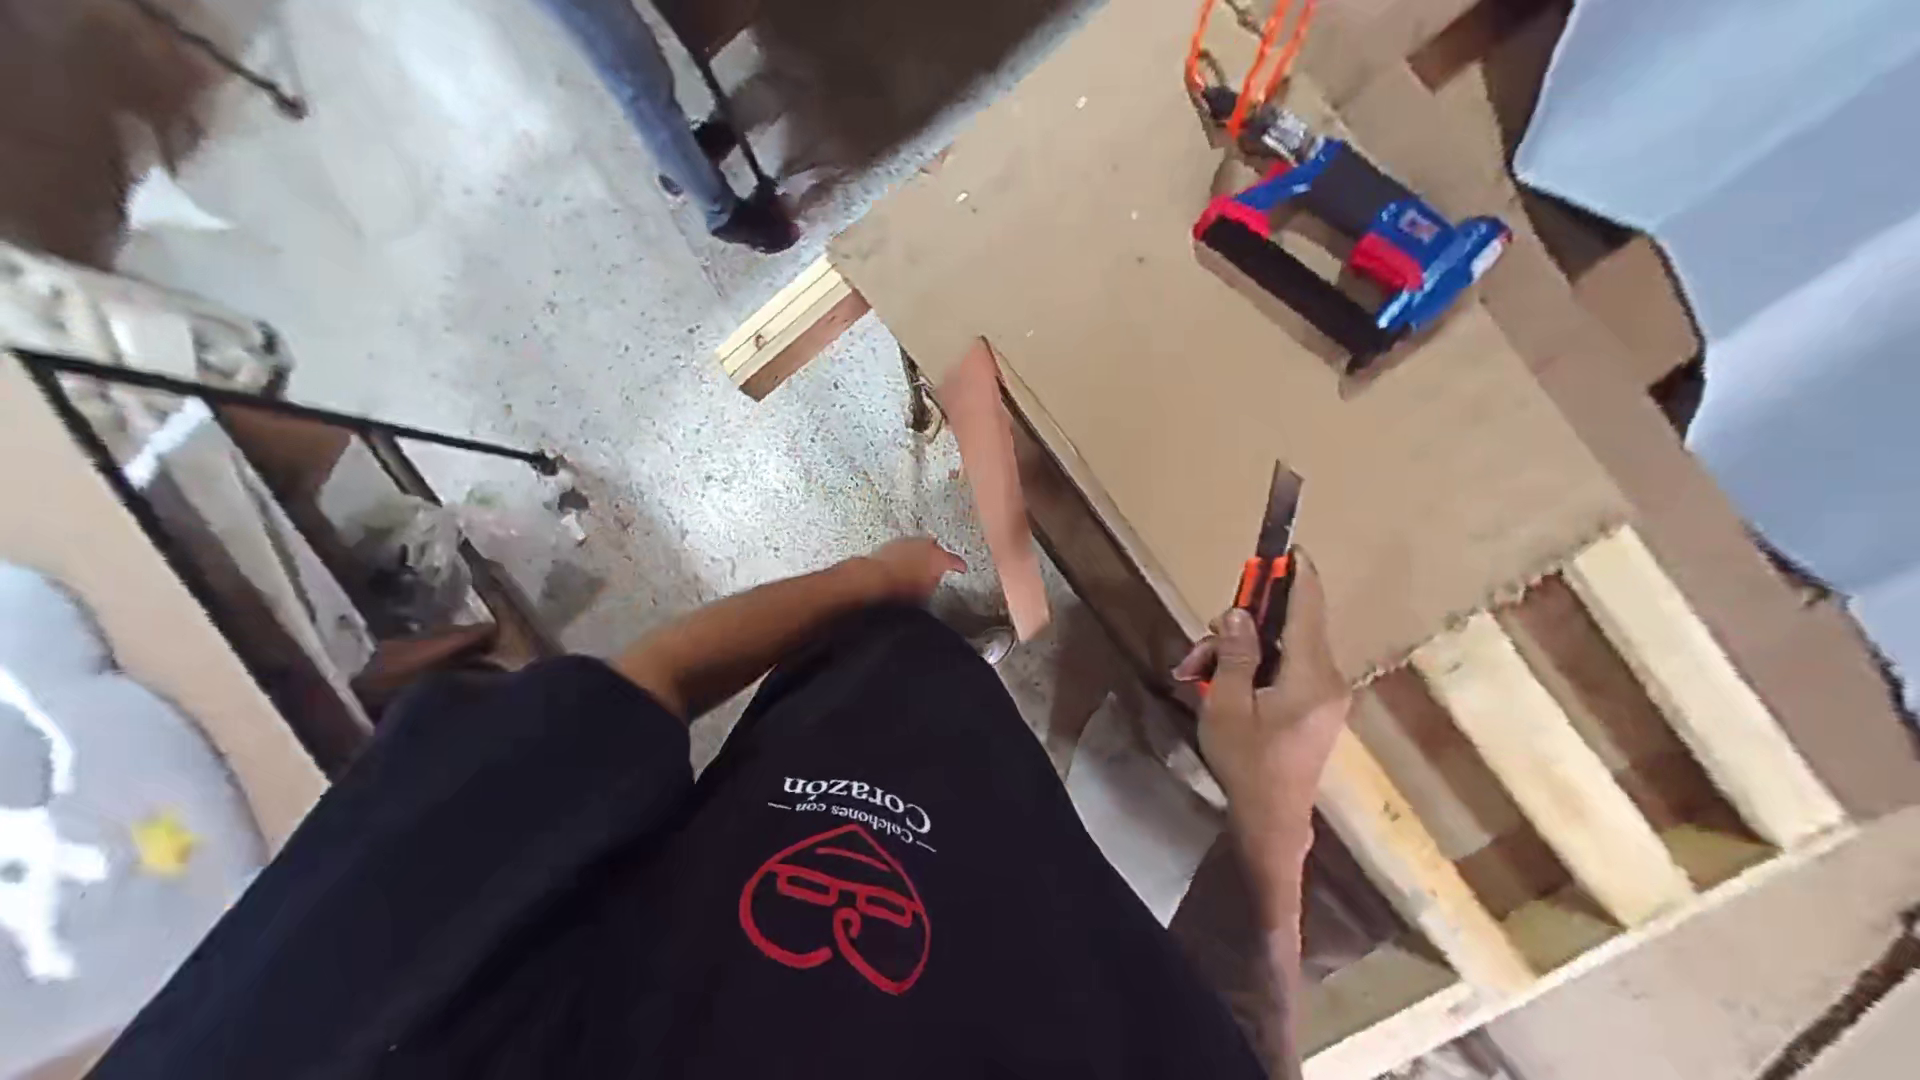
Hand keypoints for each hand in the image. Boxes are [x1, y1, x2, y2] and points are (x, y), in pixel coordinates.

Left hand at [857, 537, 965, 603]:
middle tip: (936, 567)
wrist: (877, 577)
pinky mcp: (894, 542)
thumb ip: (935, 580)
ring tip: (918, 565)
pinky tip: (903, 562)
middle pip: (937, 548)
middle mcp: (927, 545)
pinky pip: (905, 547)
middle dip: (937, 556)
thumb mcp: (927, 591)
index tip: (962, 568)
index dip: (960, 566)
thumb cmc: (903, 588)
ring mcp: (910, 541)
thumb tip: (935, 578)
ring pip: (920, 545)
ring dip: (920, 553)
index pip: (956, 561)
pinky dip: (907, 553)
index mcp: (940, 557)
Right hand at [1173, 553, 1349, 877]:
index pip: (1308, 610)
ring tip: (1192, 674)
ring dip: (1234, 654)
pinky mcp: (1314, 706)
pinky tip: (1215, 685)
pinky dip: (1249, 669)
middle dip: (1236, 631)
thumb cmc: (1247, 762)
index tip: (1291, 549)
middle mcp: (1326, 678)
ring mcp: (1324, 694)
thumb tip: (1239, 612)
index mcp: (1311, 675)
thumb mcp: (1226, 704)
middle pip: (1283, 630)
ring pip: (1277, 650)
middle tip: (1195, 652)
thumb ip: (1235, 653)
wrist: (1272, 820)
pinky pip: (1281, 669)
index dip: (1299, 576)